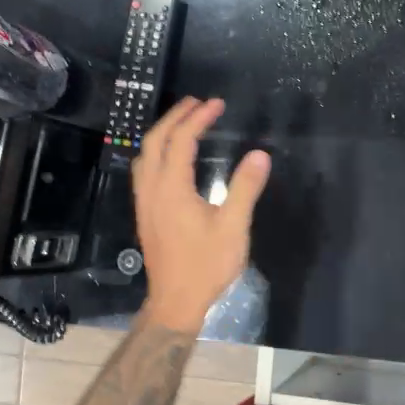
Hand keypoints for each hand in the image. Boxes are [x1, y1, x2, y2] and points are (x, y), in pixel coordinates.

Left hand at [132, 97, 271, 333]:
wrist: (175, 301)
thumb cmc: (206, 266)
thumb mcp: (233, 228)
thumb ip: (245, 189)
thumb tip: (259, 154)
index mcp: (172, 188)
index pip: (182, 141)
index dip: (198, 118)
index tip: (217, 104)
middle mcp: (153, 190)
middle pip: (155, 141)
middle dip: (175, 118)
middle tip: (197, 103)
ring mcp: (145, 202)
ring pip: (145, 155)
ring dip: (163, 133)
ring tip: (183, 123)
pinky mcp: (146, 214)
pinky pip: (145, 171)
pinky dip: (157, 152)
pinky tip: (170, 159)